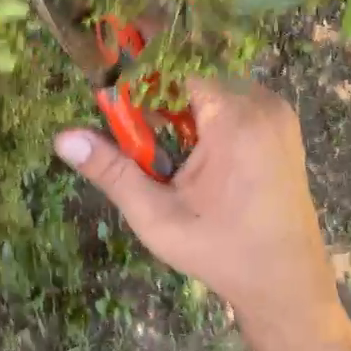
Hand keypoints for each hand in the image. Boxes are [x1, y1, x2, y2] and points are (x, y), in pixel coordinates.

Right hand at [53, 79, 343, 334]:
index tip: (110, 70)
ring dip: (180, 101)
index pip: (179, 64)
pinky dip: (203, 111)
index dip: (141, 66)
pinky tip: (187, 147)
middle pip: (195, 71)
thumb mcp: (157, 215)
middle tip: (126, 117)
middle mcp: (262, 104)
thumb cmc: (221, 252)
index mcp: (235, 118)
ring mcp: (277, 114)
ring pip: (213, 84)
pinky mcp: (281, 127)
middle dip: (156, 87)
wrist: (288, 286)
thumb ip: (111, 170)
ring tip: (154, 136)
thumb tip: (62, 137)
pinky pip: (233, 100)